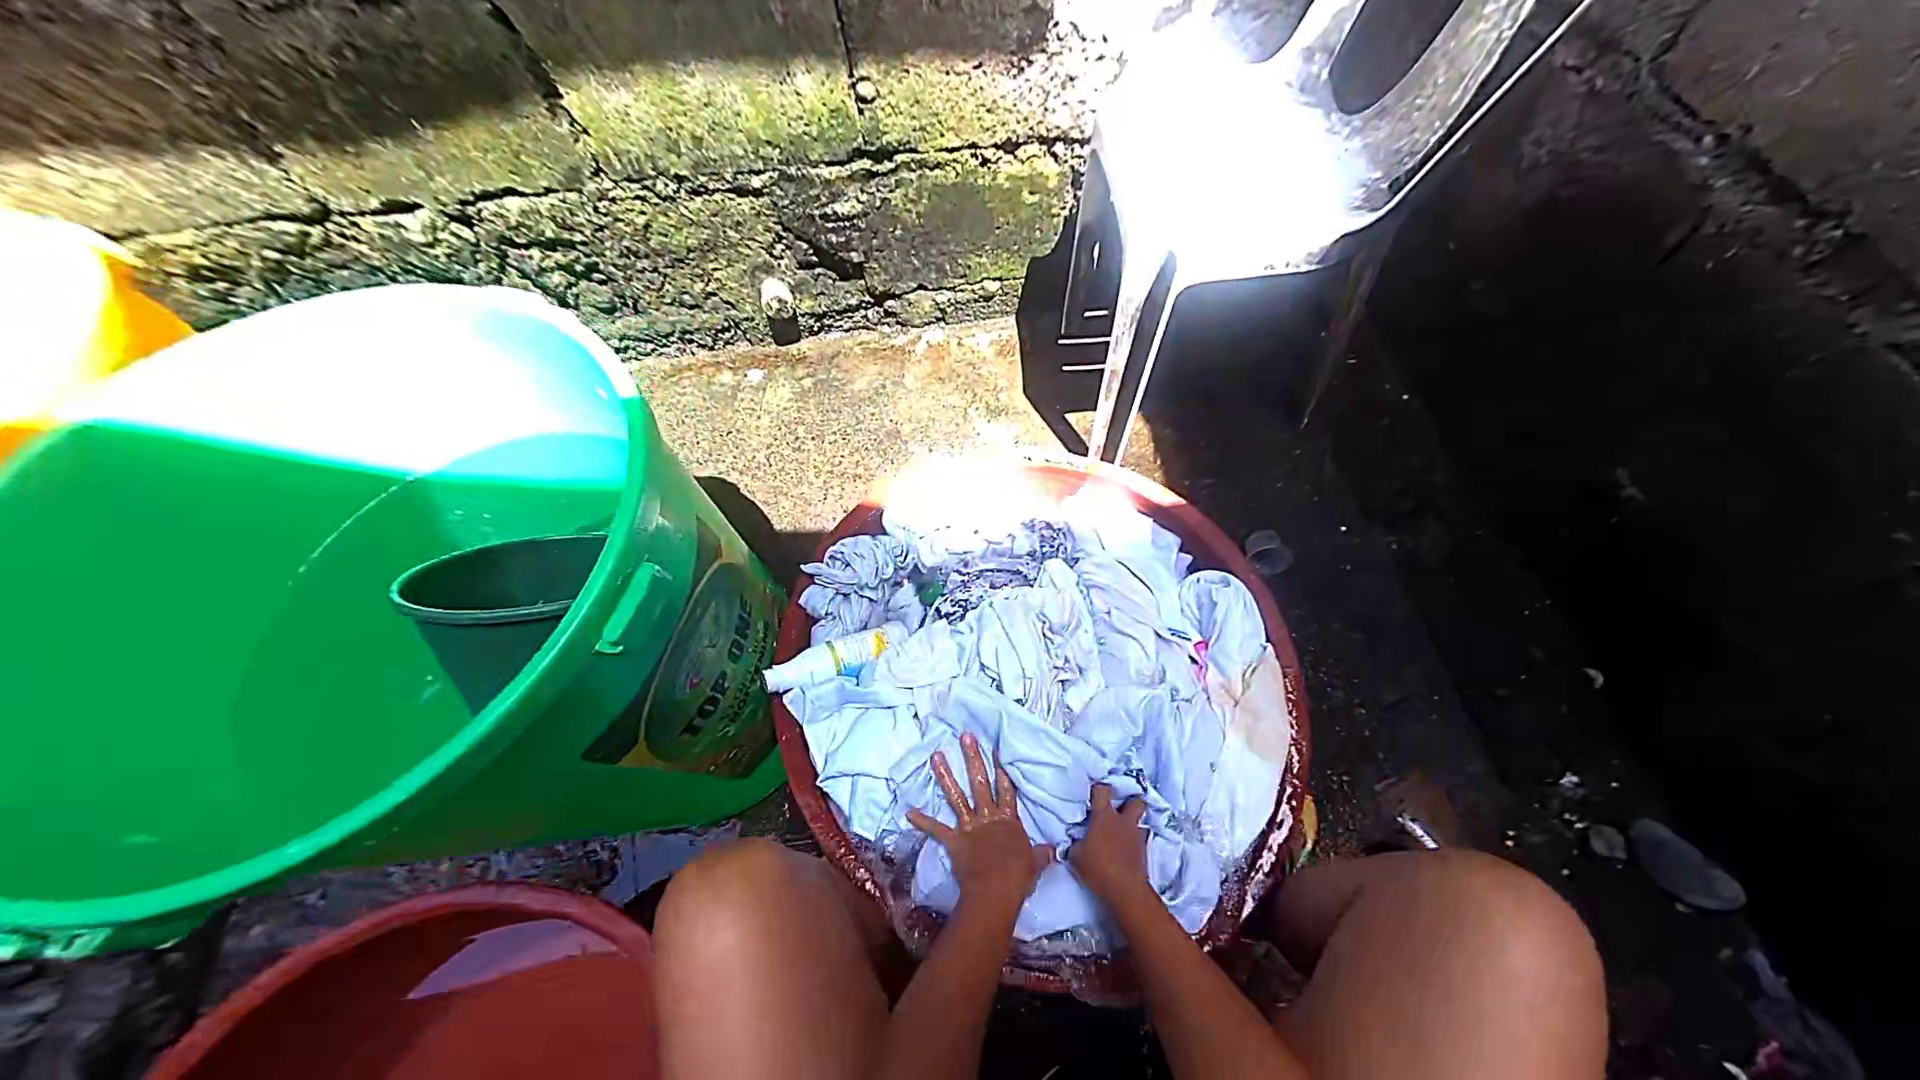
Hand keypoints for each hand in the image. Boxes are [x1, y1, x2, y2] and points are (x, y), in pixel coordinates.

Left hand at [908, 733, 1052, 911]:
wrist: (996, 891)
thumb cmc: (1018, 877)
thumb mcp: (1035, 863)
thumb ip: (1041, 853)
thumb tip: (1053, 850)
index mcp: (1008, 820)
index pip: (1006, 788)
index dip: (1001, 767)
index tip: (996, 746)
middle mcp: (988, 817)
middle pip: (980, 782)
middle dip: (972, 757)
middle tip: (965, 736)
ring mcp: (970, 826)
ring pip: (956, 796)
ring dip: (945, 775)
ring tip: (936, 755)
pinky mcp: (954, 840)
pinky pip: (936, 829)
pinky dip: (922, 821)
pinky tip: (908, 811)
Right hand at [1070, 784, 1151, 908]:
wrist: (1125, 890)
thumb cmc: (1098, 869)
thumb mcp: (1076, 856)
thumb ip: (1076, 843)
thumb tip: (1076, 841)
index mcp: (1104, 817)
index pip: (1103, 790)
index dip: (1099, 789)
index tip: (1094, 793)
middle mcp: (1123, 822)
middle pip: (1135, 801)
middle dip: (1129, 802)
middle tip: (1119, 809)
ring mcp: (1136, 836)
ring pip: (1141, 820)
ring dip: (1133, 823)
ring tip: (1124, 830)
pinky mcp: (1145, 851)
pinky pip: (1141, 839)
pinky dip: (1135, 841)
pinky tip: (1127, 848)